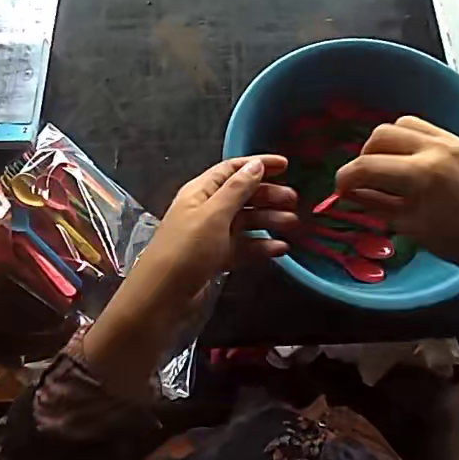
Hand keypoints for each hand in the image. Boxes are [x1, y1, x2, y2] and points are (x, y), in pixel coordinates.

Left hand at [81, 155, 296, 396]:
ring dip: (268, 220)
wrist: (163, 295)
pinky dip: (261, 246)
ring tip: (293, 224)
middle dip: (268, 195)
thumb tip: (255, 164)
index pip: (232, 170)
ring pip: (245, 221)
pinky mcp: (216, 259)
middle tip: (295, 200)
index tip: (286, 165)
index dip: (257, 165)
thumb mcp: (214, 214)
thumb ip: (237, 189)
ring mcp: (211, 235)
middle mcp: (206, 209)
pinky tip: (280, 249)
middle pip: (241, 195)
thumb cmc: (187, 248)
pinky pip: (243, 246)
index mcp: (200, 192)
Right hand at [334, 116, 458, 319]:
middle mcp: (436, 149)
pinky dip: (409, 141)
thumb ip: (375, 203)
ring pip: (403, 124)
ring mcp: (453, 142)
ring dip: (386, 143)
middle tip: (364, 178)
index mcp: (422, 174)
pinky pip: (426, 129)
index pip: (367, 166)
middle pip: (381, 135)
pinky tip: (410, 163)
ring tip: (387, 166)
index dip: (346, 177)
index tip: (340, 189)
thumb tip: (350, 193)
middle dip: (364, 156)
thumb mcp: (409, 226)